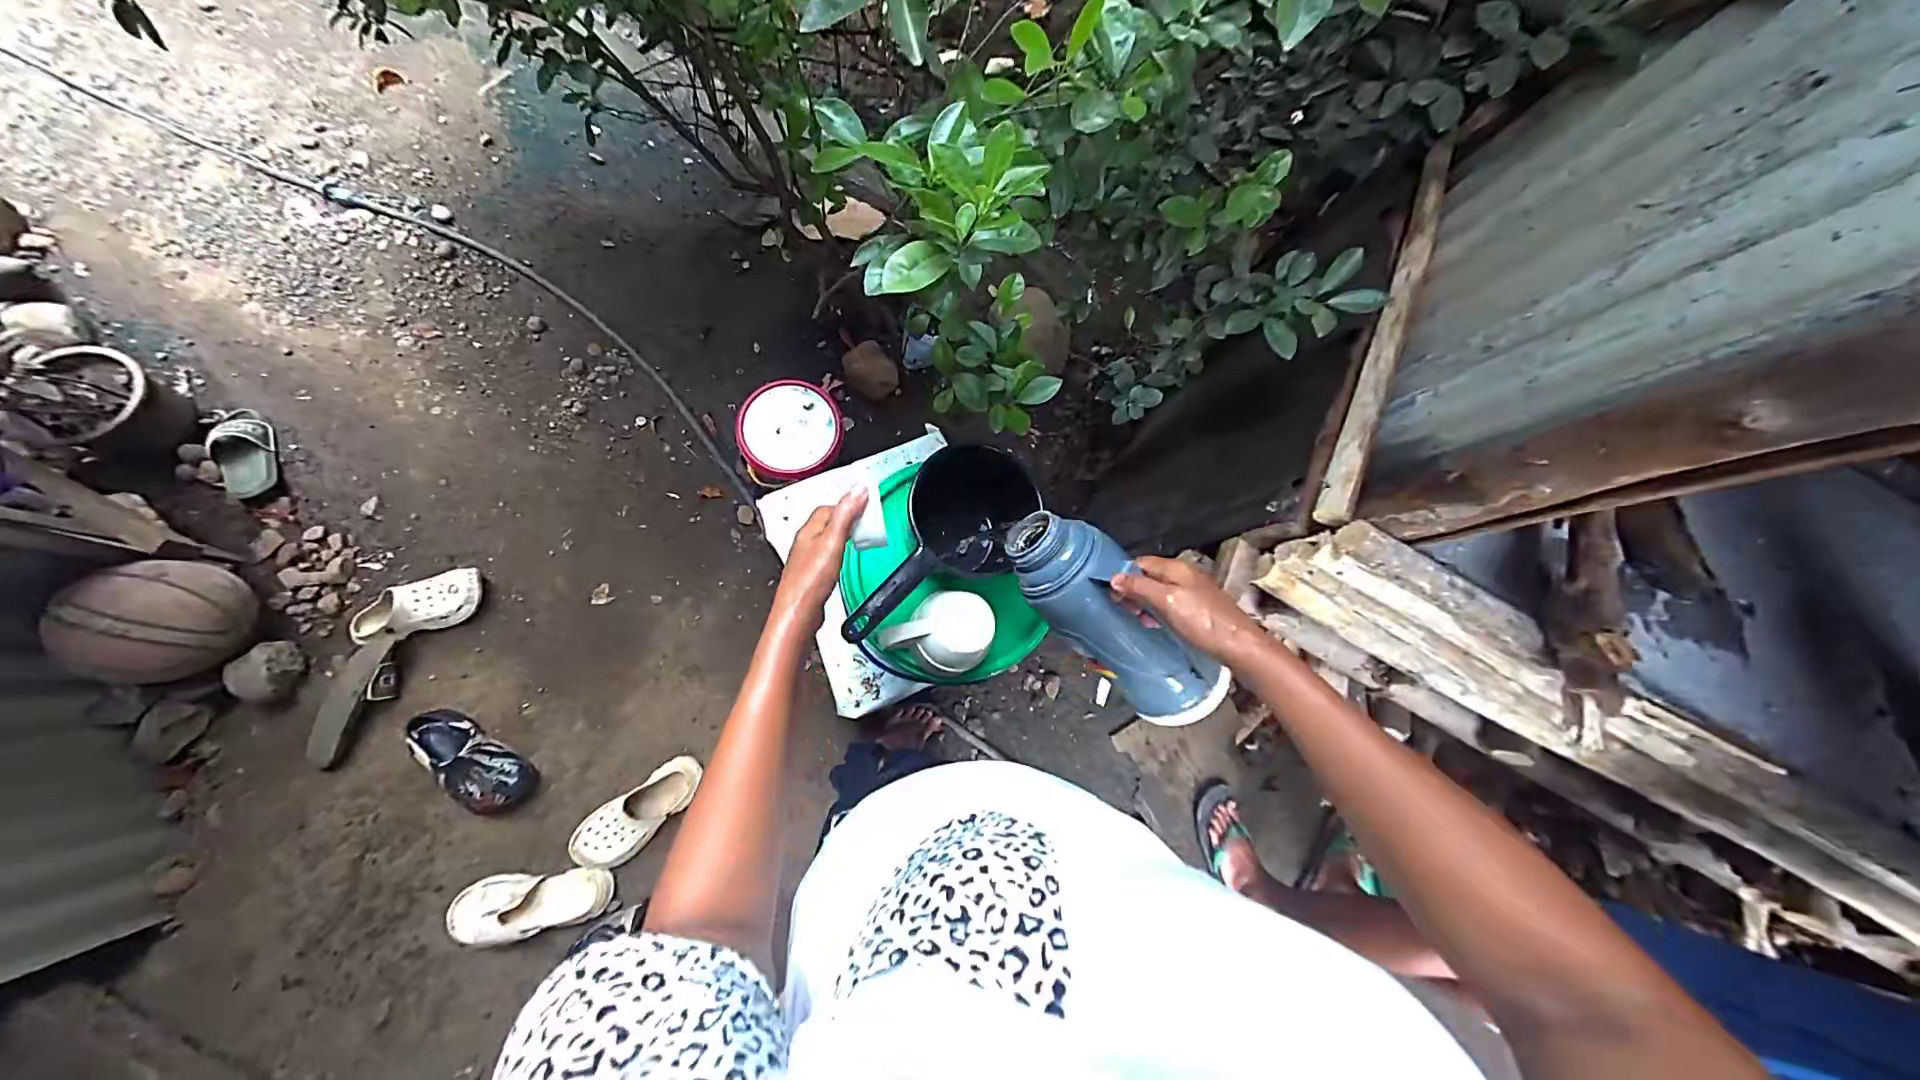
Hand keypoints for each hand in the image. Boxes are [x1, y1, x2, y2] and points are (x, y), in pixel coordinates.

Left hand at [772, 487, 867, 624]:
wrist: (798, 613)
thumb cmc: (809, 582)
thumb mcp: (833, 542)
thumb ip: (845, 515)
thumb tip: (857, 491)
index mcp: (809, 531)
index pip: (828, 507)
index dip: (847, 502)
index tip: (865, 502)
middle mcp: (805, 543)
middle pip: (827, 521)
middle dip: (846, 516)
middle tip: (864, 517)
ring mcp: (807, 559)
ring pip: (826, 537)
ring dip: (843, 532)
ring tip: (858, 534)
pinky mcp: (812, 574)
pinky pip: (827, 554)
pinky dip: (839, 550)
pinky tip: (844, 558)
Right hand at [1108, 555, 1264, 663]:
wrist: (1238, 645)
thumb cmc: (1203, 622)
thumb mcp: (1166, 601)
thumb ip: (1140, 587)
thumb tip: (1115, 577)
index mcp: (1177, 568)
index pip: (1141, 562)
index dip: (1124, 575)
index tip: (1113, 593)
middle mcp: (1184, 575)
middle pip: (1149, 576)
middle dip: (1133, 590)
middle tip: (1123, 608)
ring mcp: (1192, 591)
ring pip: (1158, 591)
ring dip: (1144, 603)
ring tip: (1138, 618)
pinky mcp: (1196, 608)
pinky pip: (1169, 604)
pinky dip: (1157, 611)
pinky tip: (1155, 624)